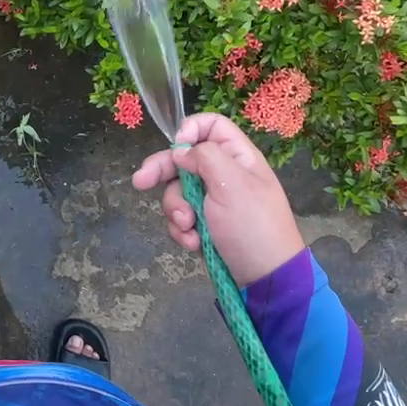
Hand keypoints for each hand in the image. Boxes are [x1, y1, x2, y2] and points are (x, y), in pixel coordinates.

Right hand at [131, 114, 304, 286]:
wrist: (266, 280)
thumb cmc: (252, 225)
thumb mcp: (232, 184)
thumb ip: (204, 157)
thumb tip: (181, 151)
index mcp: (237, 156)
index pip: (211, 125)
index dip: (190, 130)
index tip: (177, 148)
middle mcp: (223, 173)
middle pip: (183, 158)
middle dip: (162, 171)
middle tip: (140, 182)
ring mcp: (212, 200)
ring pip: (177, 191)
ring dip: (176, 210)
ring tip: (188, 227)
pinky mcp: (203, 224)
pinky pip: (180, 217)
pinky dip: (182, 230)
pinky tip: (192, 244)